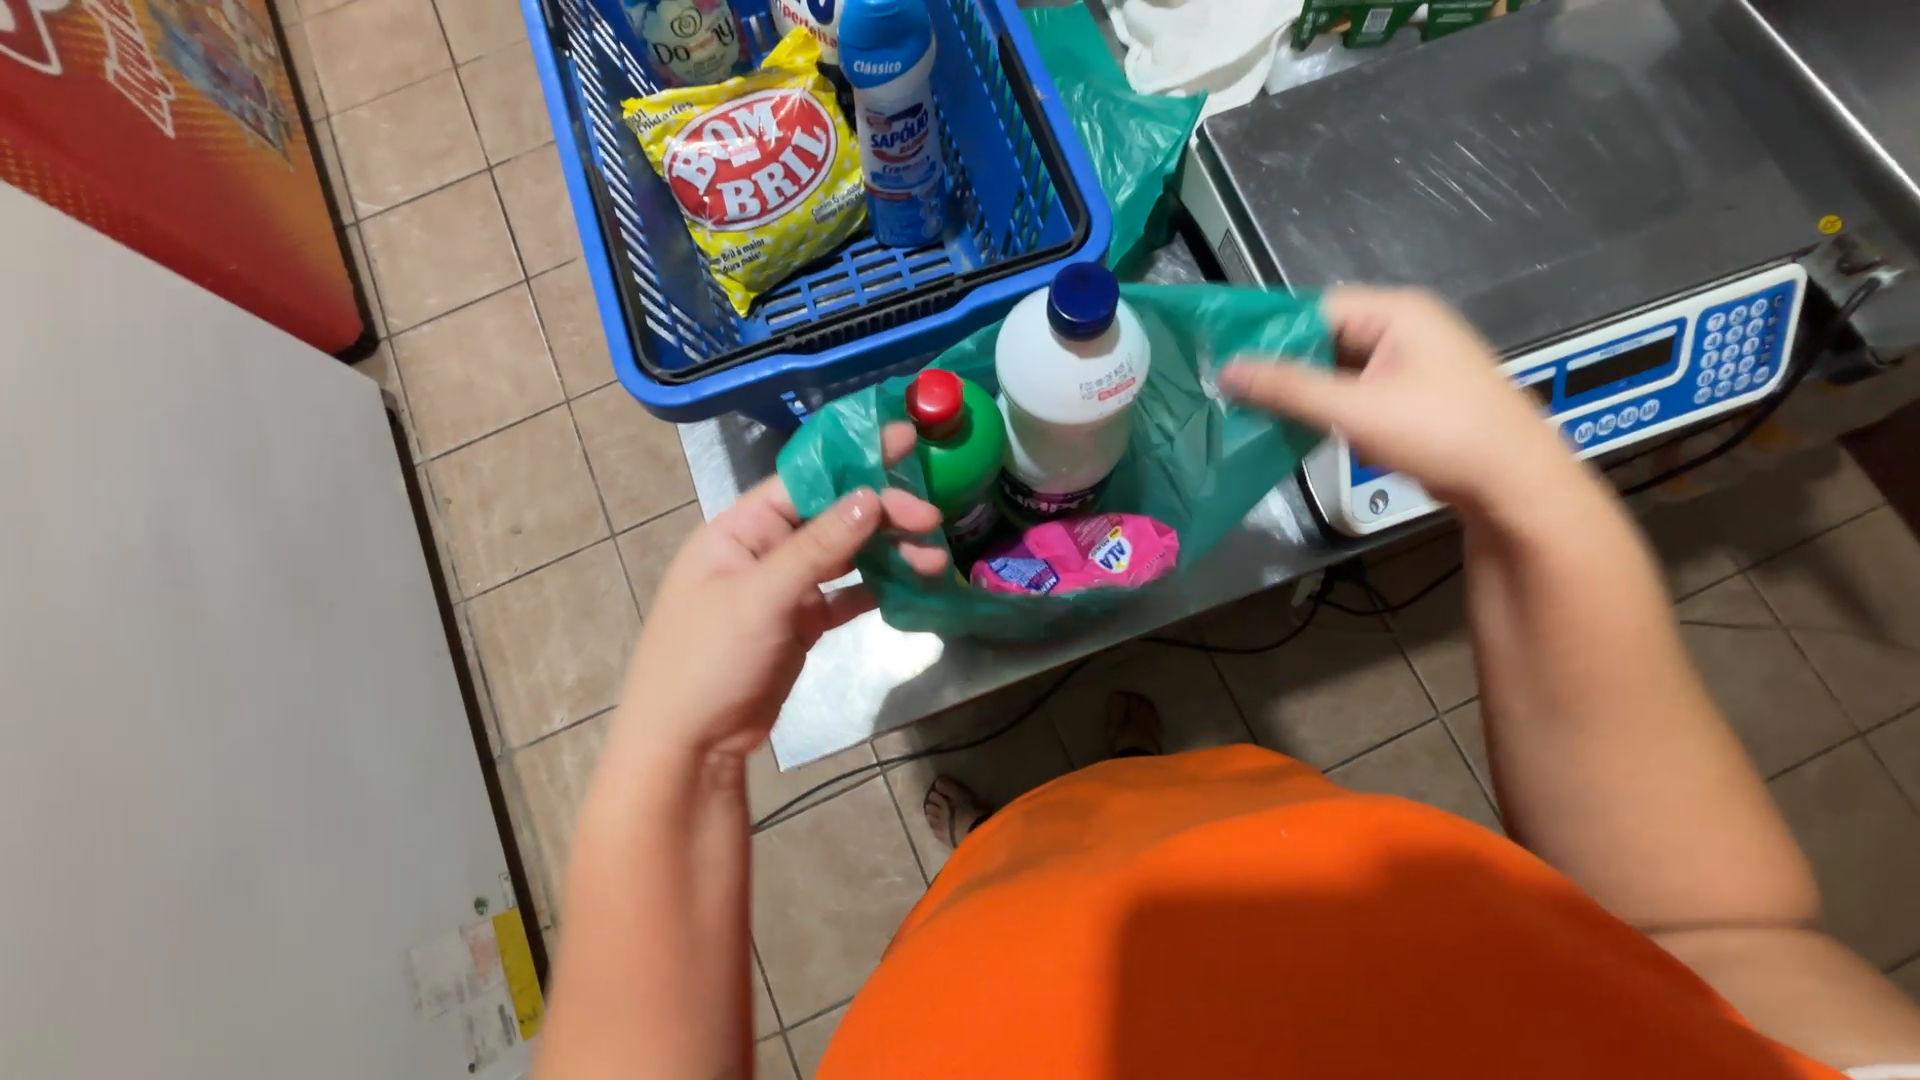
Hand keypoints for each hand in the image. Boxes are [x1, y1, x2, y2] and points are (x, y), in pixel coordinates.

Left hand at [620, 423, 946, 758]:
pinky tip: (912, 585)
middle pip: (832, 516)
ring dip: (888, 553)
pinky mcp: (801, 623)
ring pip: (845, 556)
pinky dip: (877, 588)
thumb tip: (871, 496)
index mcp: (739, 529)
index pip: (804, 480)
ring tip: (934, 560)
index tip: (905, 442)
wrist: (690, 746)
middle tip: (932, 519)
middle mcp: (764, 550)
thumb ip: (818, 546)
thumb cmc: (708, 660)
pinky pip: (846, 594)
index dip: (854, 459)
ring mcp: (784, 588)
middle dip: (882, 514)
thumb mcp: (760, 597)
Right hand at [1219, 286, 1575, 511]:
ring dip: (1303, 389)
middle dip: (1283, 365)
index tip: (1228, 360)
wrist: (1512, 482)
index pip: (1314, 308)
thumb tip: (1227, 370)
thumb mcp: (1354, 408)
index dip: (1270, 333)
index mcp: (1395, 312)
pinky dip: (1325, 405)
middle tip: (1237, 391)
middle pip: (1324, 337)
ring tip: (1257, 410)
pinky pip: (1353, 390)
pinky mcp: (1409, 395)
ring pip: (1336, 367)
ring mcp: (1409, 363)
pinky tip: (1298, 425)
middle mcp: (1403, 328)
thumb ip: (1288, 387)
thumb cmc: (1438, 432)